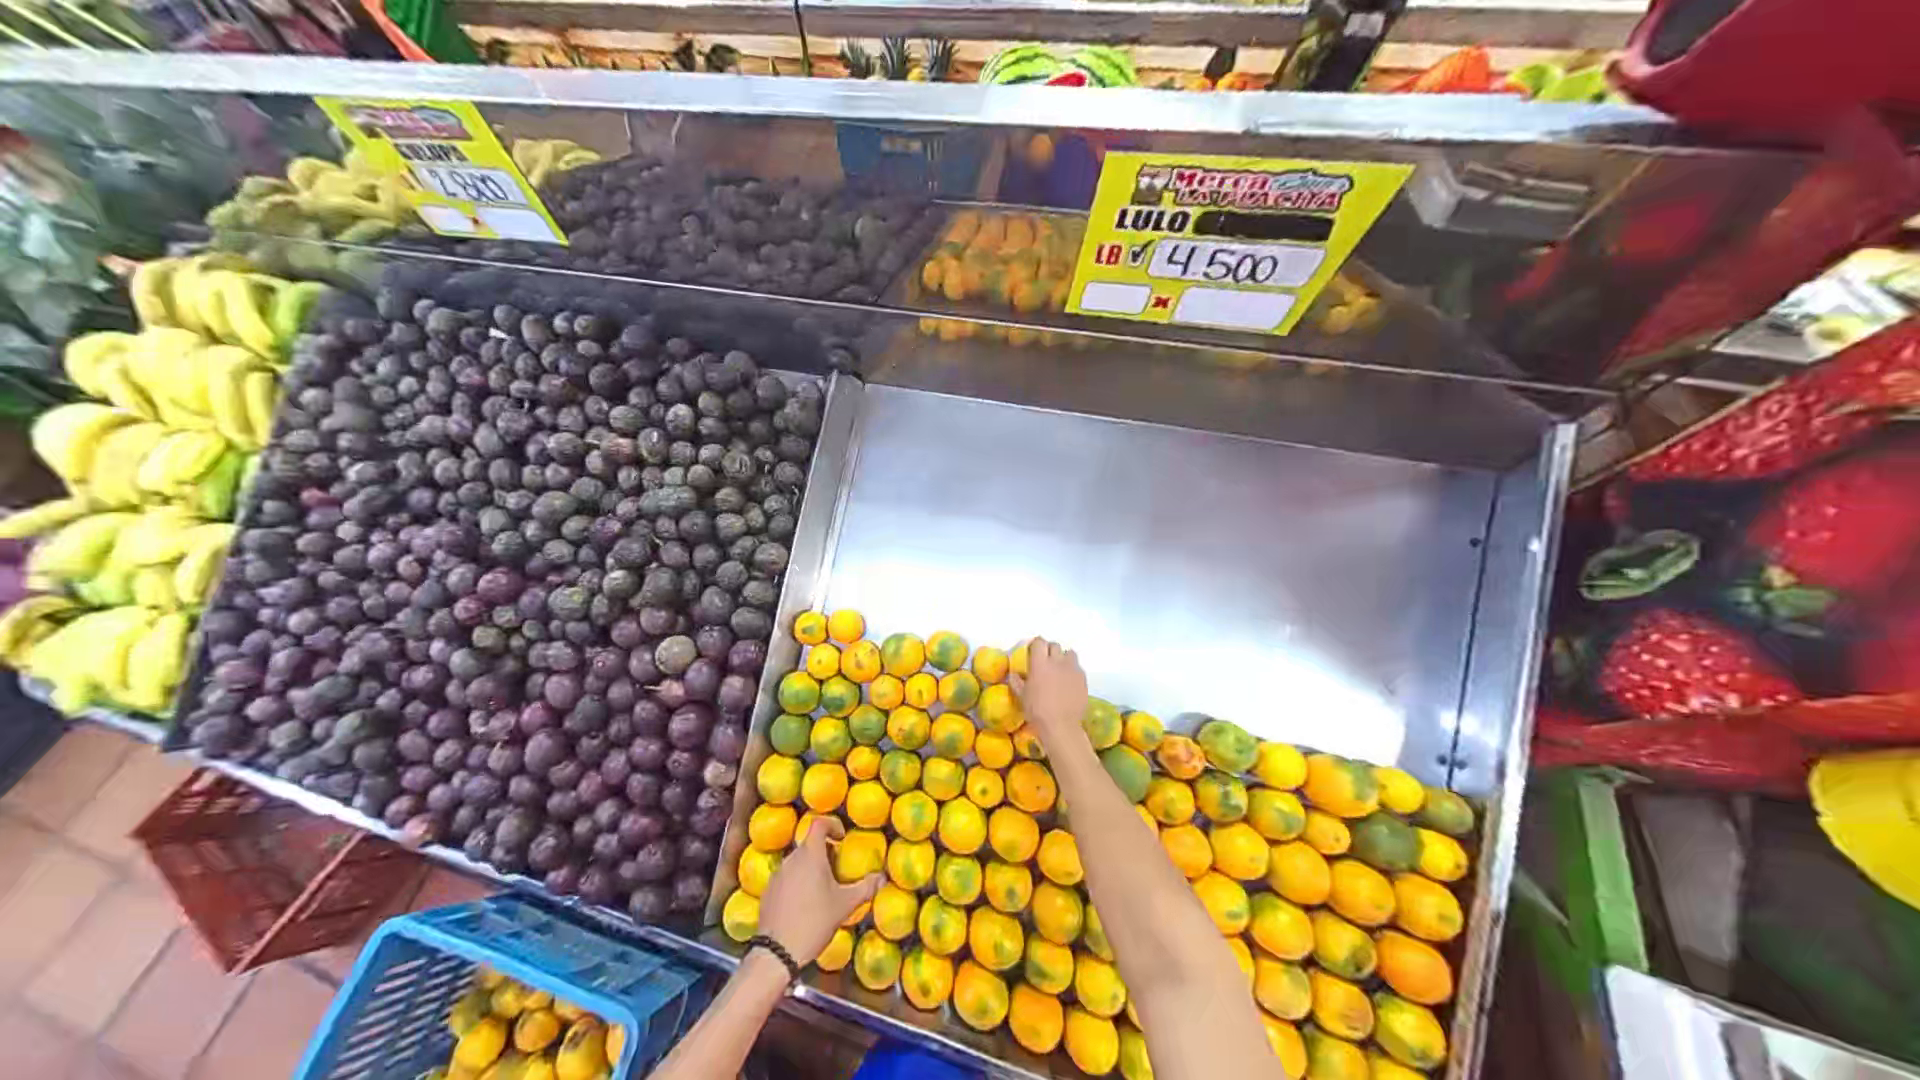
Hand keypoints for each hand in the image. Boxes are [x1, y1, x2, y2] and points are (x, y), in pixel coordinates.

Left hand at [757, 816, 878, 965]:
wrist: (777, 953)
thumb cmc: (815, 921)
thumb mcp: (845, 905)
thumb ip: (866, 888)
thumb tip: (881, 878)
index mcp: (810, 854)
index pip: (819, 823)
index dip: (832, 824)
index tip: (842, 838)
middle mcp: (791, 859)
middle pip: (809, 843)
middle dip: (824, 851)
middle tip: (838, 869)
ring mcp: (777, 875)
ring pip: (797, 861)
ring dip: (811, 867)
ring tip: (823, 889)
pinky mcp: (768, 892)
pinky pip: (786, 877)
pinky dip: (798, 882)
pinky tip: (805, 905)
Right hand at [1010, 637, 1087, 754]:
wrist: (1061, 725)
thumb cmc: (1037, 711)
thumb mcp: (1022, 696)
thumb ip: (1017, 682)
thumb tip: (1013, 674)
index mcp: (1040, 664)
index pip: (1039, 642)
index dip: (1036, 644)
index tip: (1033, 650)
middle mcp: (1057, 661)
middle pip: (1055, 645)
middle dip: (1049, 649)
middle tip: (1046, 660)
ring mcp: (1072, 669)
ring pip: (1069, 653)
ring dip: (1063, 657)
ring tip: (1060, 668)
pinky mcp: (1083, 678)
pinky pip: (1077, 667)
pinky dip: (1072, 670)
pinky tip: (1068, 680)